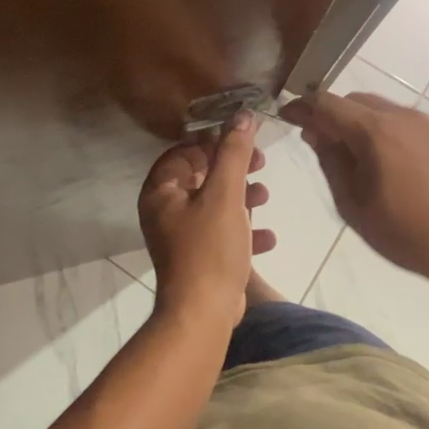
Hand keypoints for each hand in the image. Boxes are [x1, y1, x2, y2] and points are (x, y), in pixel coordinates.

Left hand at [136, 111, 274, 328]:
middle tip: (261, 163)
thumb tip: (242, 115)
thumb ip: (234, 152)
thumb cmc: (209, 248)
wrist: (203, 314)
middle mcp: (164, 211)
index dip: (214, 142)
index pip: (184, 152)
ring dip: (242, 198)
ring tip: (266, 195)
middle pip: (201, 177)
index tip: (244, 140)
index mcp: (160, 192)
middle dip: (233, 169)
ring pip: (213, 205)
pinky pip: (219, 234)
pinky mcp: (196, 259)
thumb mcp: (226, 194)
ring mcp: (179, 237)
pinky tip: (268, 236)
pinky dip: (242, 230)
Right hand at [280, 91, 428, 279]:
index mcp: (374, 131)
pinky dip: (392, 134)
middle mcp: (403, 116)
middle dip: (334, 115)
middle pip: (356, 101)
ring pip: (385, 111)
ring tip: (362, 159)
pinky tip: (397, 167)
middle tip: (322, 143)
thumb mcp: (353, 205)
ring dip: (364, 124)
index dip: (302, 107)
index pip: (327, 104)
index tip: (287, 115)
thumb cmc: (408, 233)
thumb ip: (330, 162)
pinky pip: (411, 124)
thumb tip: (316, 133)